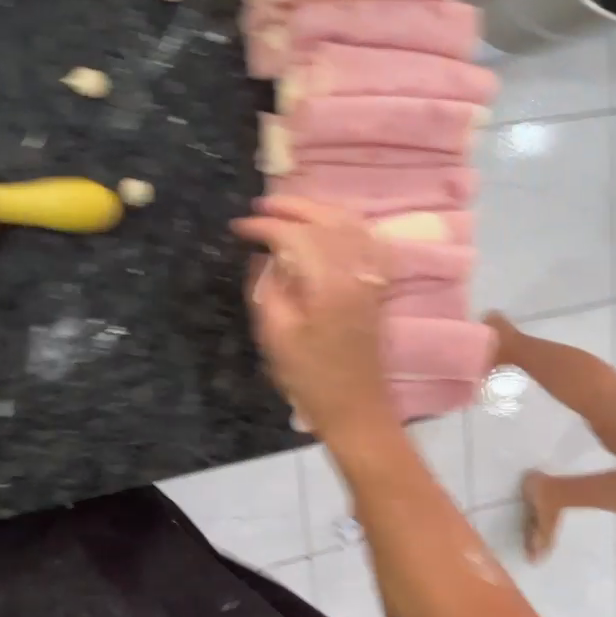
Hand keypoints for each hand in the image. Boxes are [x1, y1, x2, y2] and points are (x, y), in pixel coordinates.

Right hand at [232, 197, 397, 441]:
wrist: (355, 409)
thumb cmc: (310, 378)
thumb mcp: (275, 336)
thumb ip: (267, 289)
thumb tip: (262, 258)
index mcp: (328, 283)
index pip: (295, 236)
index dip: (264, 227)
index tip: (238, 229)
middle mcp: (356, 271)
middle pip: (327, 220)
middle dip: (292, 208)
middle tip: (260, 207)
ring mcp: (371, 278)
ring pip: (350, 225)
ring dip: (318, 210)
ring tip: (289, 210)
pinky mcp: (377, 288)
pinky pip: (368, 242)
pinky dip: (348, 226)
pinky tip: (333, 227)